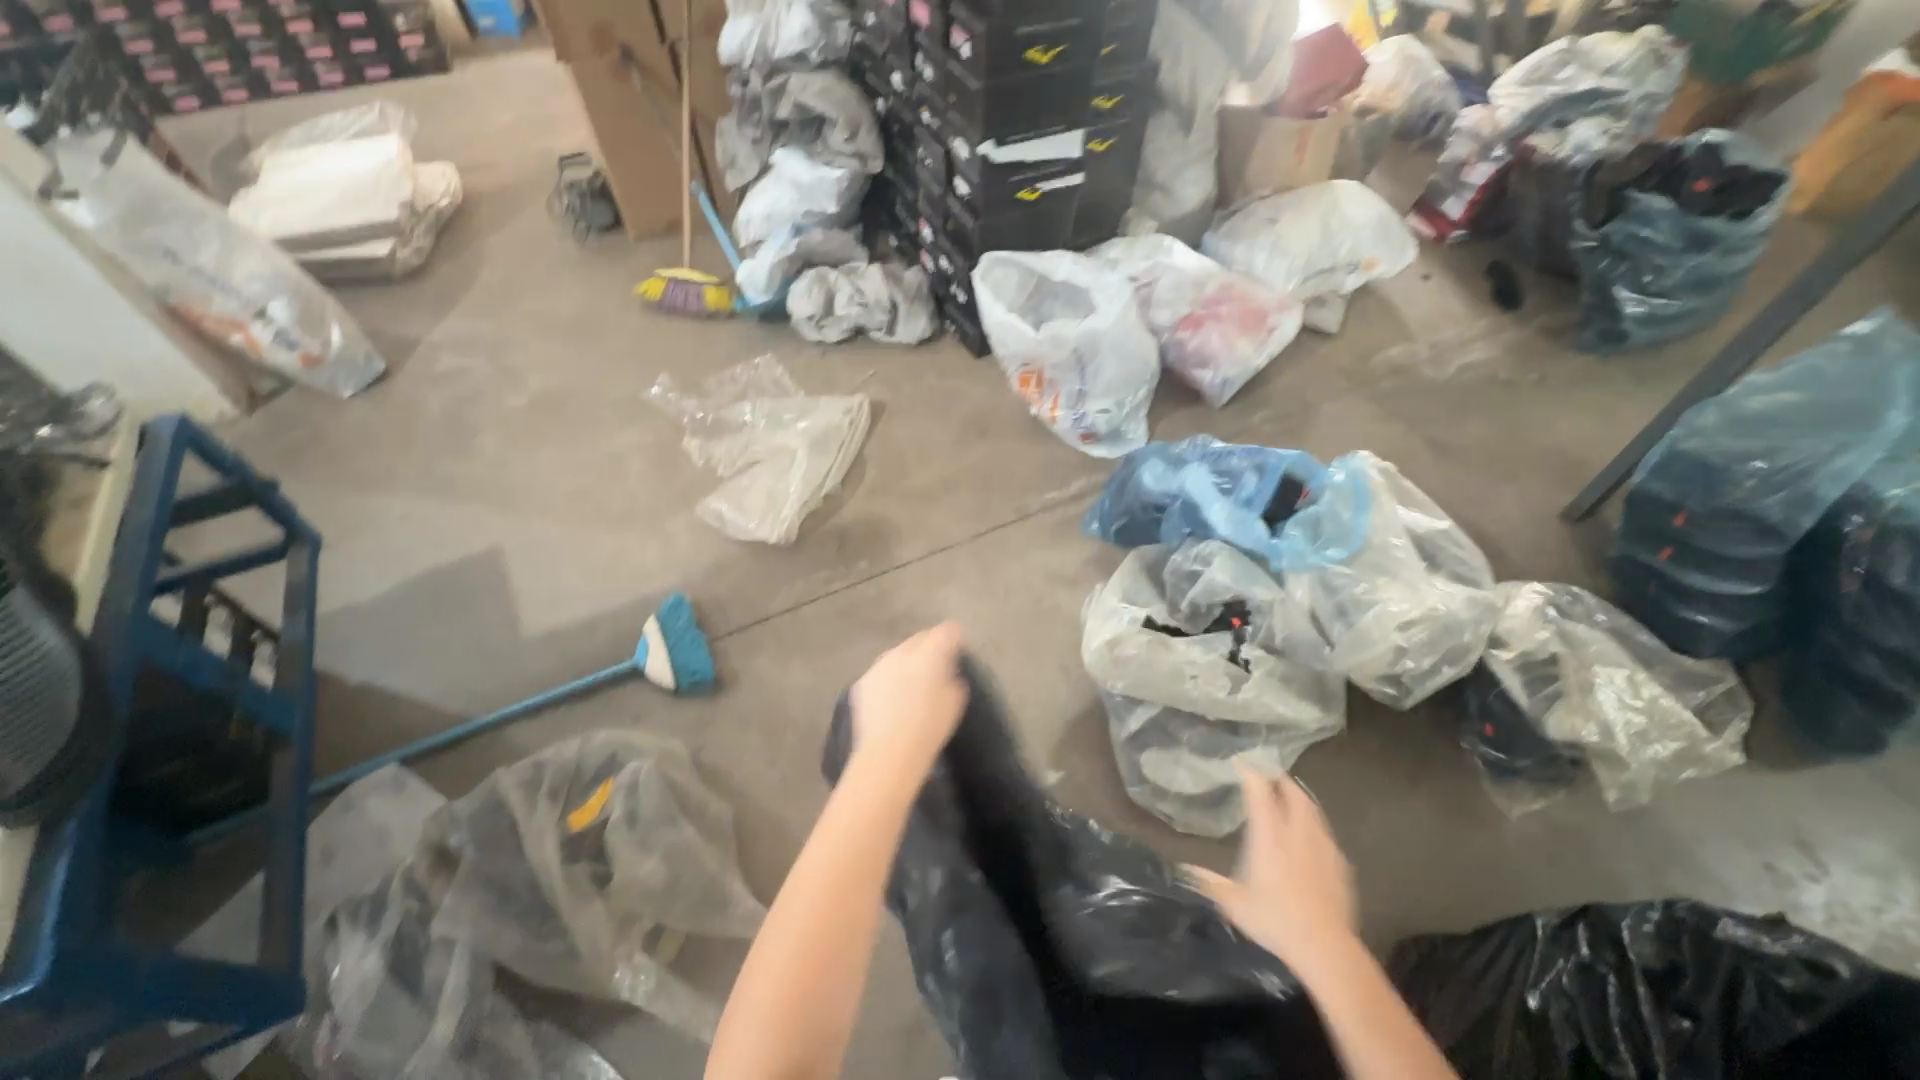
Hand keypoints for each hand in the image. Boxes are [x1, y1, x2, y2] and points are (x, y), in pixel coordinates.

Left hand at [849, 622, 967, 771]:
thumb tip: (948, 671)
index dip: (955, 637)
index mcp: (930, 654)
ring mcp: (878, 665)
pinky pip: (882, 672)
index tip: (959, 648)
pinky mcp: (862, 682)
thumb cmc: (929, 729)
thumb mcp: (955, 702)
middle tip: (938, 665)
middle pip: (920, 639)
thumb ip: (953, 678)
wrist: (888, 752)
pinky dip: (890, 677)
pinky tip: (893, 696)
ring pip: (898, 654)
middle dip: (930, 646)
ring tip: (914, 682)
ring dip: (908, 661)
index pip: (947, 632)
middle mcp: (902, 652)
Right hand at [1186, 764, 1358, 973]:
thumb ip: (1210, 882)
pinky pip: (1324, 832)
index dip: (1250, 772)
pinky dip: (1313, 823)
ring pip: (1312, 809)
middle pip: (1293, 793)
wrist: (1325, 945)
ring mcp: (1322, 847)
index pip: (1260, 792)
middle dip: (1280, 779)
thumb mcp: (1234, 903)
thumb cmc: (1275, 920)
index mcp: (1270, 836)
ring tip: (1289, 795)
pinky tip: (1309, 835)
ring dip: (1299, 797)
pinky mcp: (1339, 863)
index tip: (1240, 761)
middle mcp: (1297, 834)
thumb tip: (1184, 868)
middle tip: (1268, 774)